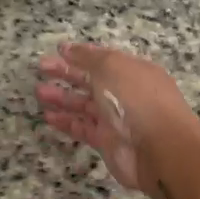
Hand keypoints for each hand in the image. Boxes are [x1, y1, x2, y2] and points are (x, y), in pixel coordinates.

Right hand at [36, 43, 194, 193]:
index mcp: (133, 71)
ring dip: (62, 97)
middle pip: (91, 80)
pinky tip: (48, 116)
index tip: (58, 50)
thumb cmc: (137, 99)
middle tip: (41, 68)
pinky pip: (83, 128)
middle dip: (66, 73)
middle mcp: (125, 93)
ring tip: (39, 92)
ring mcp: (117, 118)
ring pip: (84, 105)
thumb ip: (87, 57)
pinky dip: (66, 122)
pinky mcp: (108, 142)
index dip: (81, 54)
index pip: (103, 59)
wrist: (160, 149)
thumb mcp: (112, 67)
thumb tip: (68, 48)